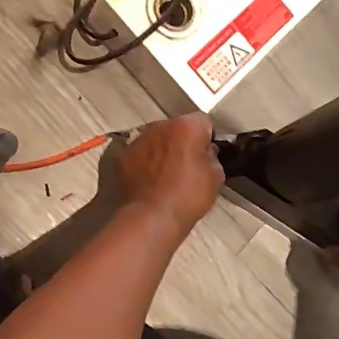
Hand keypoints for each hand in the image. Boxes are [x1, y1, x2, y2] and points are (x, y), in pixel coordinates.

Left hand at [113, 113, 223, 232]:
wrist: (152, 216)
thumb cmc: (188, 196)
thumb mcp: (215, 177)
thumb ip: (212, 157)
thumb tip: (206, 151)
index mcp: (186, 126)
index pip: (203, 121)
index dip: (207, 137)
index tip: (206, 153)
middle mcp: (160, 125)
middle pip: (176, 128)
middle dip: (182, 141)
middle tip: (186, 164)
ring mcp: (139, 139)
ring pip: (156, 138)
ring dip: (162, 150)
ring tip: (165, 174)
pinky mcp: (123, 155)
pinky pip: (139, 153)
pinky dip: (144, 161)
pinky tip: (149, 180)